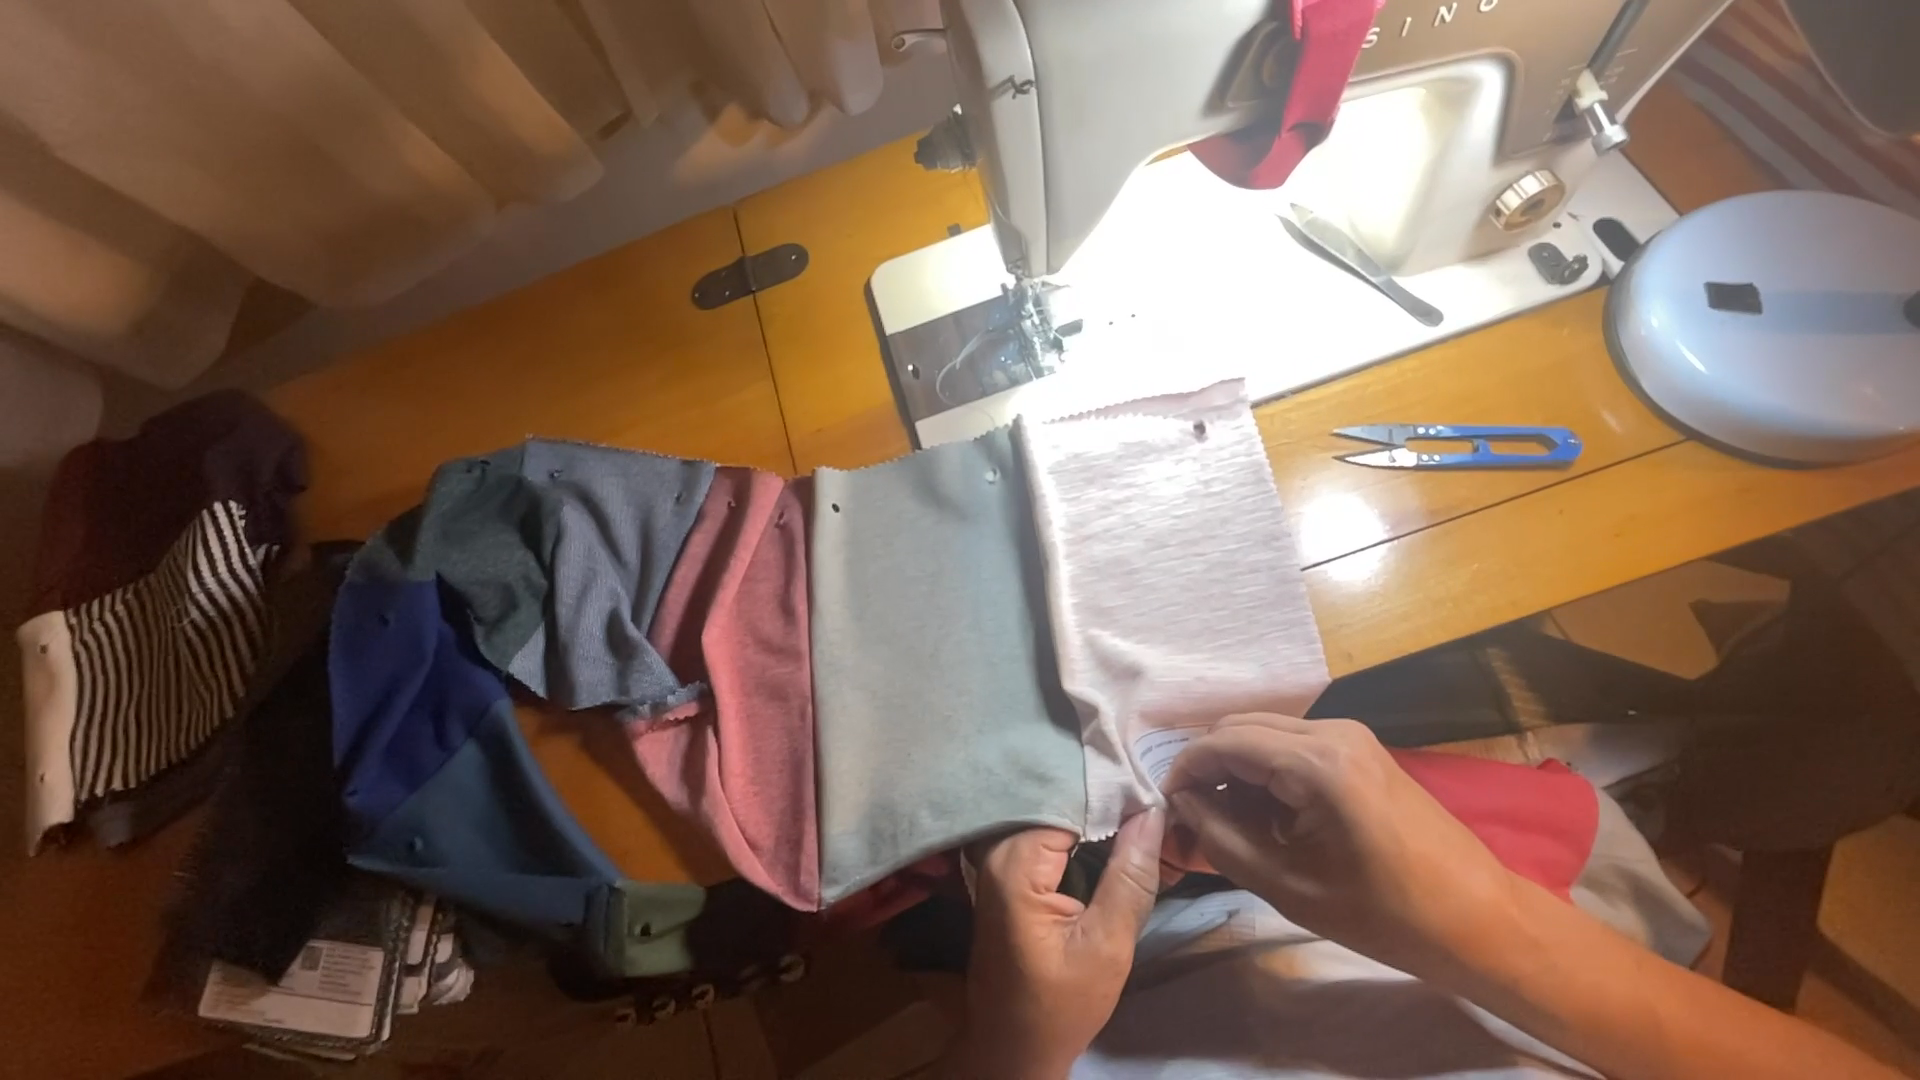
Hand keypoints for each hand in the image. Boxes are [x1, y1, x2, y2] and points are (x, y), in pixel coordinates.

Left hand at [944, 809, 1165, 1079]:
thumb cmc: (1058, 1006)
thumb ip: (1129, 877)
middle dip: (1102, 795)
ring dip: (1092, 811)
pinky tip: (1110, 827)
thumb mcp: (1107, 947)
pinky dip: (1077, 829)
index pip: (1067, 799)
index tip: (1150, 787)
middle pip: (1055, 800)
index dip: (1111, 792)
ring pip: (1052, 812)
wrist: (1011, 1046)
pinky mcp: (1005, 868)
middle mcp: (996, 847)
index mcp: (1014, 862)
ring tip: (1136, 802)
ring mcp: (996, 856)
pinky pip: (1045, 831)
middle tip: (1148, 789)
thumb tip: (1152, 812)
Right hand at [1163, 714, 1518, 980]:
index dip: (1185, 769)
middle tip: (1192, 815)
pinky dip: (1265, 771)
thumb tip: (1181, 803)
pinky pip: (1290, 743)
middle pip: (1239, 727)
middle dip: (1207, 767)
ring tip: (1230, 822)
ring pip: (1262, 732)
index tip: (1167, 805)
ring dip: (1236, 769)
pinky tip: (1268, 815)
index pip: (1223, 742)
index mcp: (1316, 762)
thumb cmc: (1384, 913)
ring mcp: (1349, 735)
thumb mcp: (1288, 885)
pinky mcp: (1359, 748)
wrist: (1480, 920)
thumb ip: (1220, 837)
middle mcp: (1330, 731)